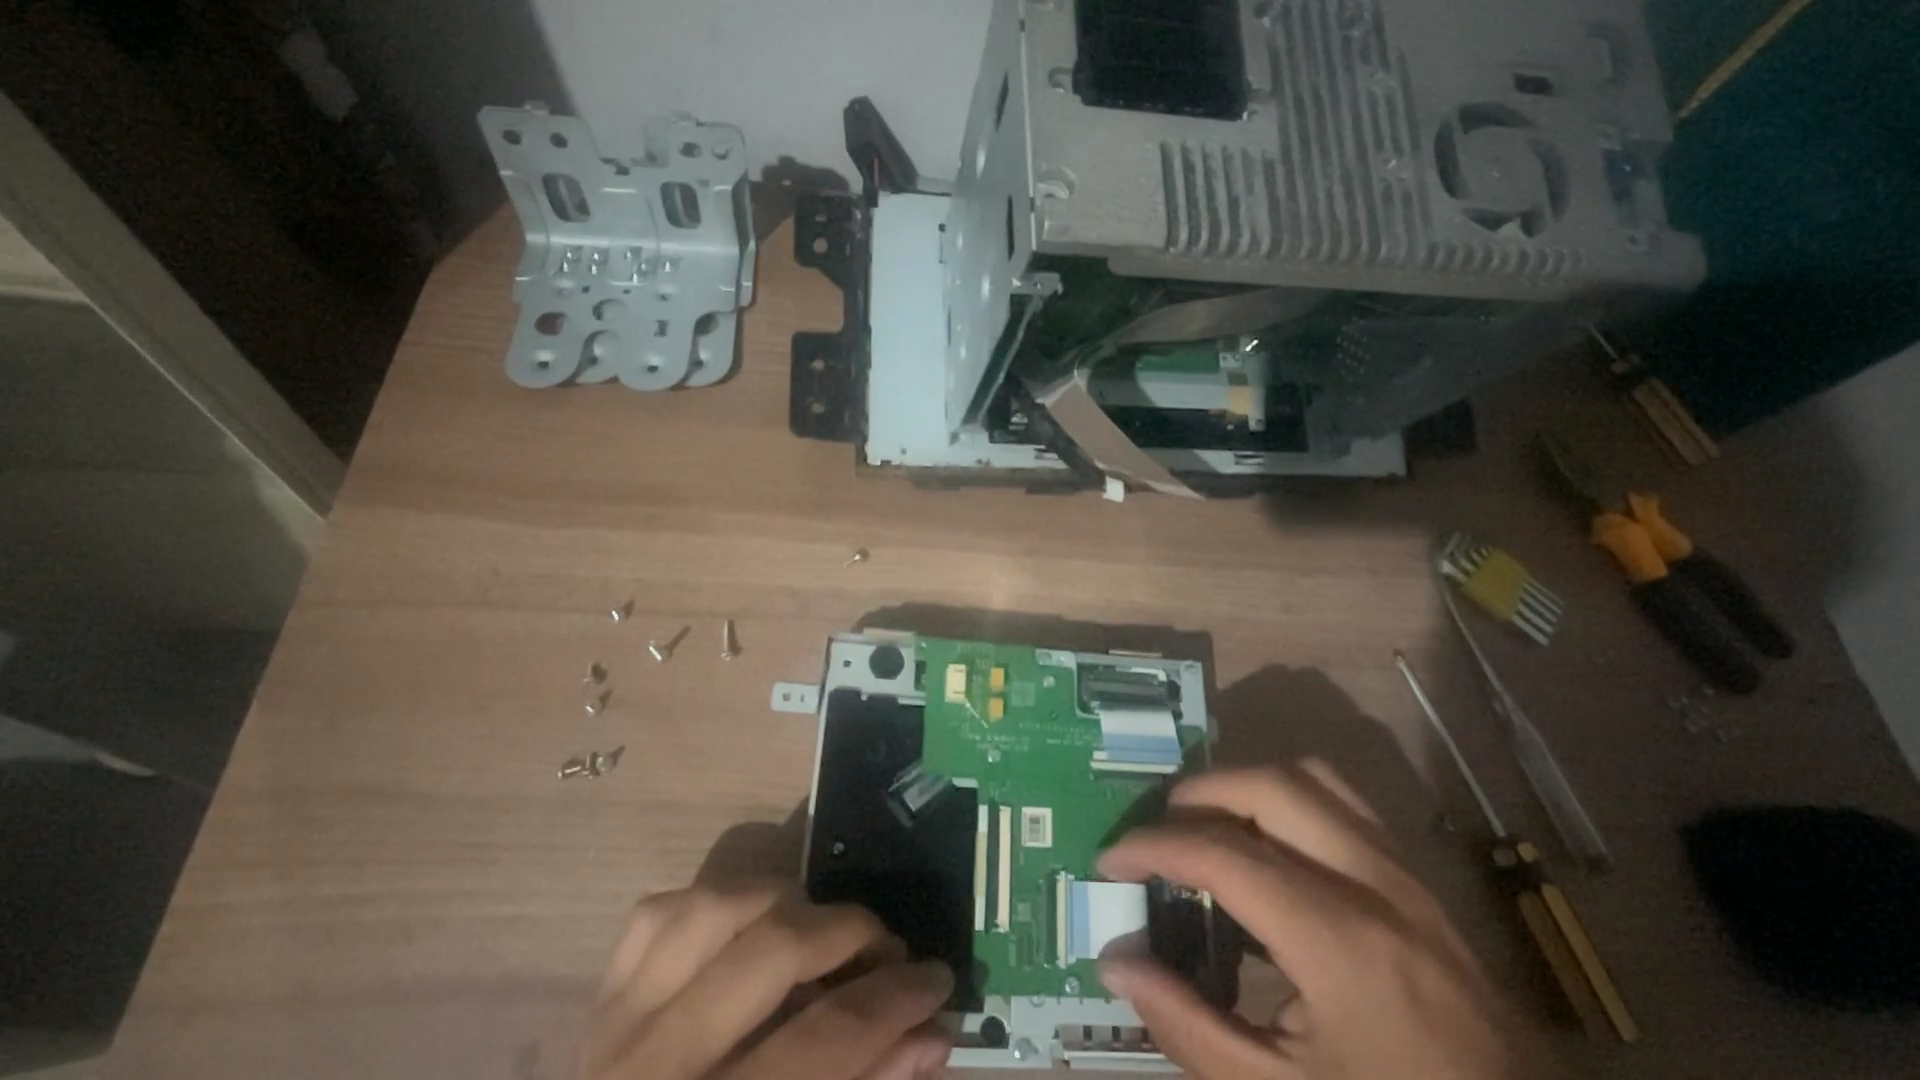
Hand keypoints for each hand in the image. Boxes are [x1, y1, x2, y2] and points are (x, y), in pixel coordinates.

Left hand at [583, 881, 953, 1079]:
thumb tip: (932, 1031)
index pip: (823, 1040)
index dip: (894, 1002)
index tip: (937, 979)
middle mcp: (654, 1067)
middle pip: (769, 954)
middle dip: (848, 934)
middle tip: (888, 949)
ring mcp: (616, 1025)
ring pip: (711, 911)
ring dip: (783, 903)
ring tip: (823, 928)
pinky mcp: (600, 998)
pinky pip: (659, 915)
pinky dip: (715, 903)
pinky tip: (752, 923)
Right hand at [1098, 764, 1529, 1078]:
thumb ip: (1188, 1027)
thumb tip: (1117, 964)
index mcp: (1338, 940)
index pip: (1222, 855)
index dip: (1152, 848)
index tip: (1109, 862)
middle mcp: (1376, 884)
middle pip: (1272, 786)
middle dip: (1199, 792)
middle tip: (1156, 830)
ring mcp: (1409, 876)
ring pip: (1317, 779)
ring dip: (1248, 786)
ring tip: (1206, 824)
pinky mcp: (1424, 884)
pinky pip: (1349, 805)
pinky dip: (1291, 801)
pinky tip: (1269, 848)